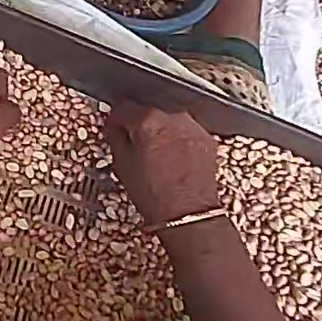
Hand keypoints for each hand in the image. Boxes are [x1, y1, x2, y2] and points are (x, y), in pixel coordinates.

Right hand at [103, 103, 221, 226]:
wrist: (187, 213)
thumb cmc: (154, 193)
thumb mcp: (122, 164)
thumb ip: (116, 136)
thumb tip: (115, 125)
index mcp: (148, 120)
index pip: (124, 107)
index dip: (116, 118)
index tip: (115, 125)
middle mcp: (173, 117)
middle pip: (149, 111)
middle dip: (141, 125)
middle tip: (135, 145)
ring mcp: (192, 126)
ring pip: (169, 120)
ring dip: (161, 131)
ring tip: (157, 155)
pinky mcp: (206, 138)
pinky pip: (186, 131)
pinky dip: (178, 140)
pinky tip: (174, 159)